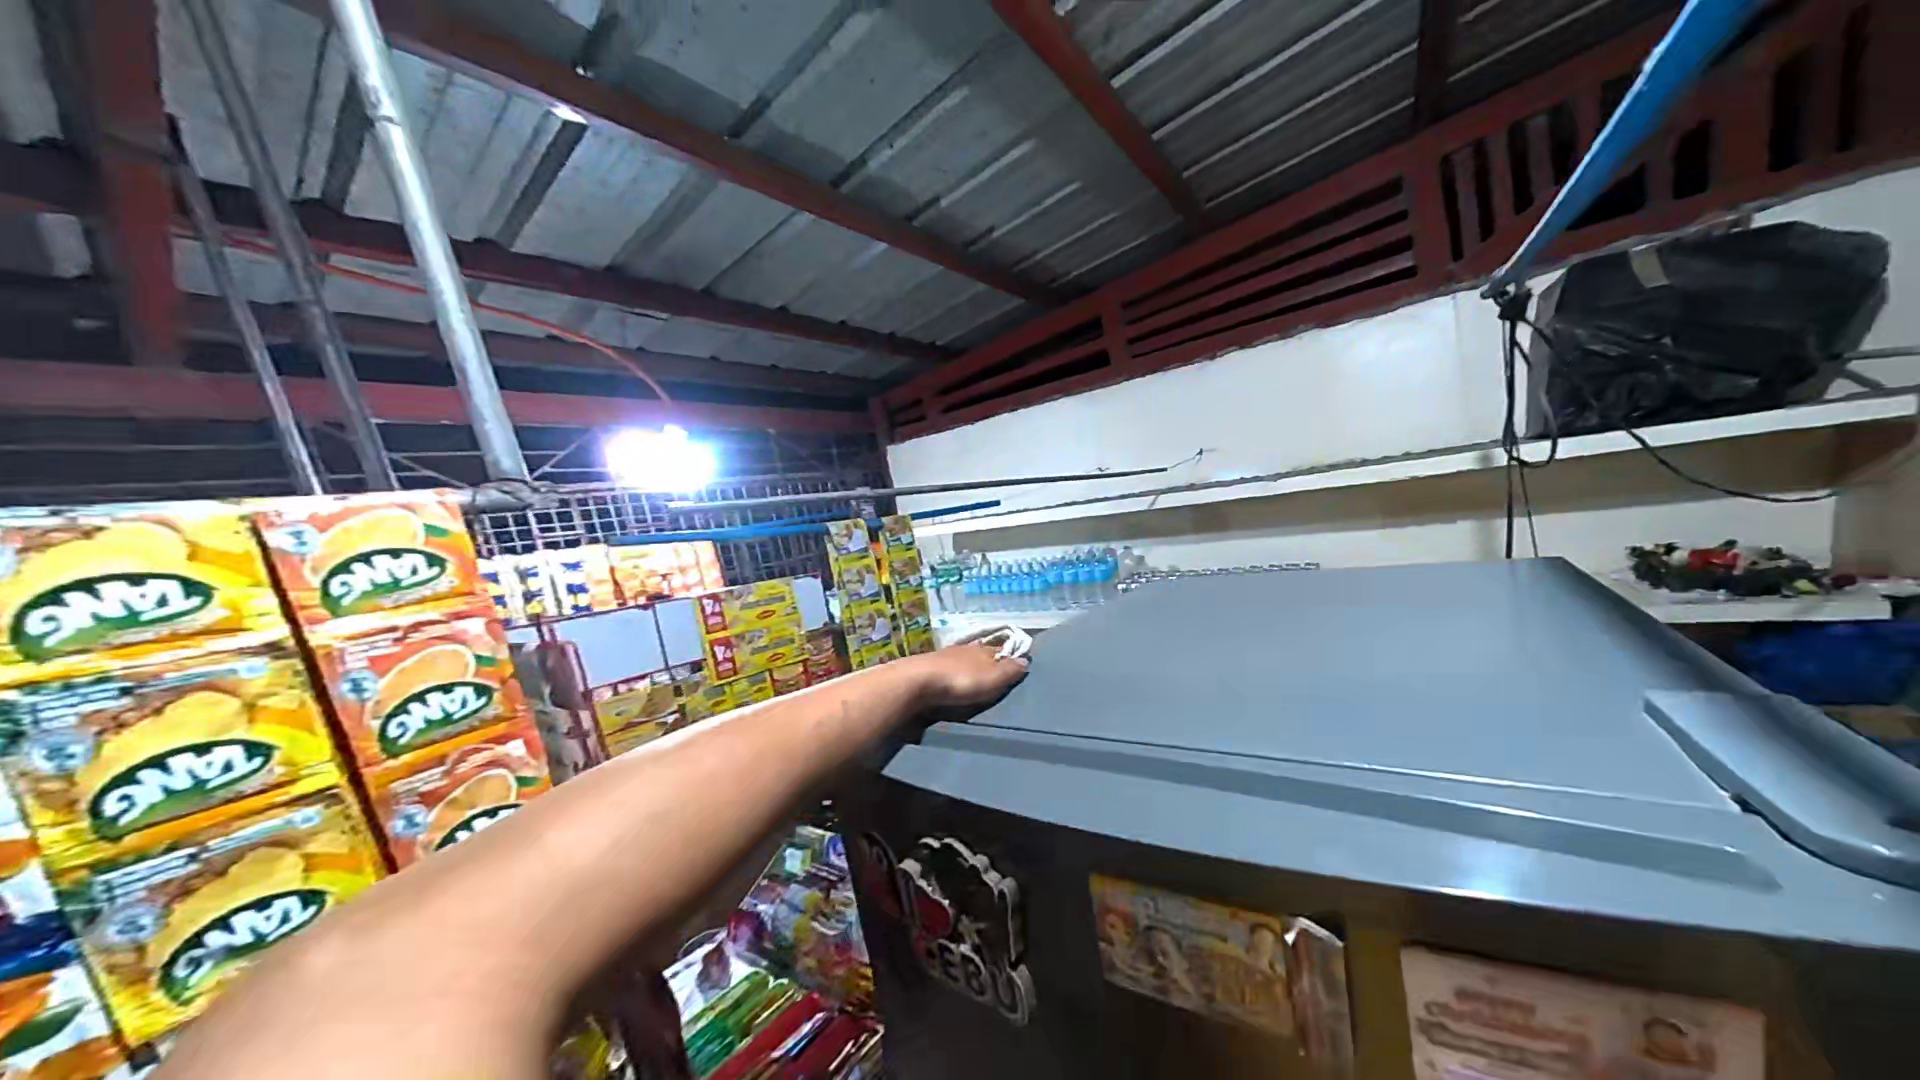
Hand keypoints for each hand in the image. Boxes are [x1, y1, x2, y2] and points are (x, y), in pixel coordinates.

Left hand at [905, 640, 1029, 709]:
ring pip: (965, 660)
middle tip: (998, 673)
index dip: (1011, 655)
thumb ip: (1009, 670)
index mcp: (984, 649)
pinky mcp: (930, 668)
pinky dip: (956, 674)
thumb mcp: (992, 678)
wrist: (918, 681)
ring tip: (978, 678)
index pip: (1003, 649)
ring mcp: (947, 656)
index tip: (1018, 663)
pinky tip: (955, 680)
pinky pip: (950, 669)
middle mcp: (966, 648)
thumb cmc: (961, 681)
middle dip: (991, 661)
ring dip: (972, 667)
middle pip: (983, 653)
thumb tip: (1025, 660)